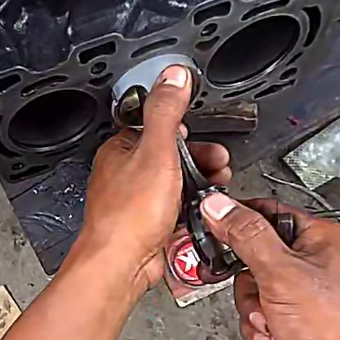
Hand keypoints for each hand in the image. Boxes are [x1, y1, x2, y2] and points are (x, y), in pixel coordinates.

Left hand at [74, 65, 231, 288]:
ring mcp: (135, 200)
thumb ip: (166, 112)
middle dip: (200, 159)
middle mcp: (124, 173)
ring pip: (174, 183)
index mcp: (120, 149)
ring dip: (199, 183)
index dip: (185, 130)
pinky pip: (173, 208)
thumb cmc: (128, 214)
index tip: (205, 136)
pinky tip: (200, 210)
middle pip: (170, 156)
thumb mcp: (157, 152)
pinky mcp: (146, 224)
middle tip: (218, 164)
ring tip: (216, 186)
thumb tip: (173, 75)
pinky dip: (190, 206)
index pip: (155, 126)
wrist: (120, 264)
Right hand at [198, 194, 339, 339]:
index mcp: (317, 238)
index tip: (212, 228)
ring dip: (252, 307)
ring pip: (252, 287)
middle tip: (247, 285)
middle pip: (253, 253)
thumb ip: (247, 236)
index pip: (265, 212)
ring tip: (268, 319)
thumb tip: (219, 206)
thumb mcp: (283, 273)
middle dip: (244, 278)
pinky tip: (273, 336)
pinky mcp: (294, 321)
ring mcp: (303, 293)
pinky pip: (259, 314)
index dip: (236, 219)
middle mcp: (312, 262)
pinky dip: (258, 327)